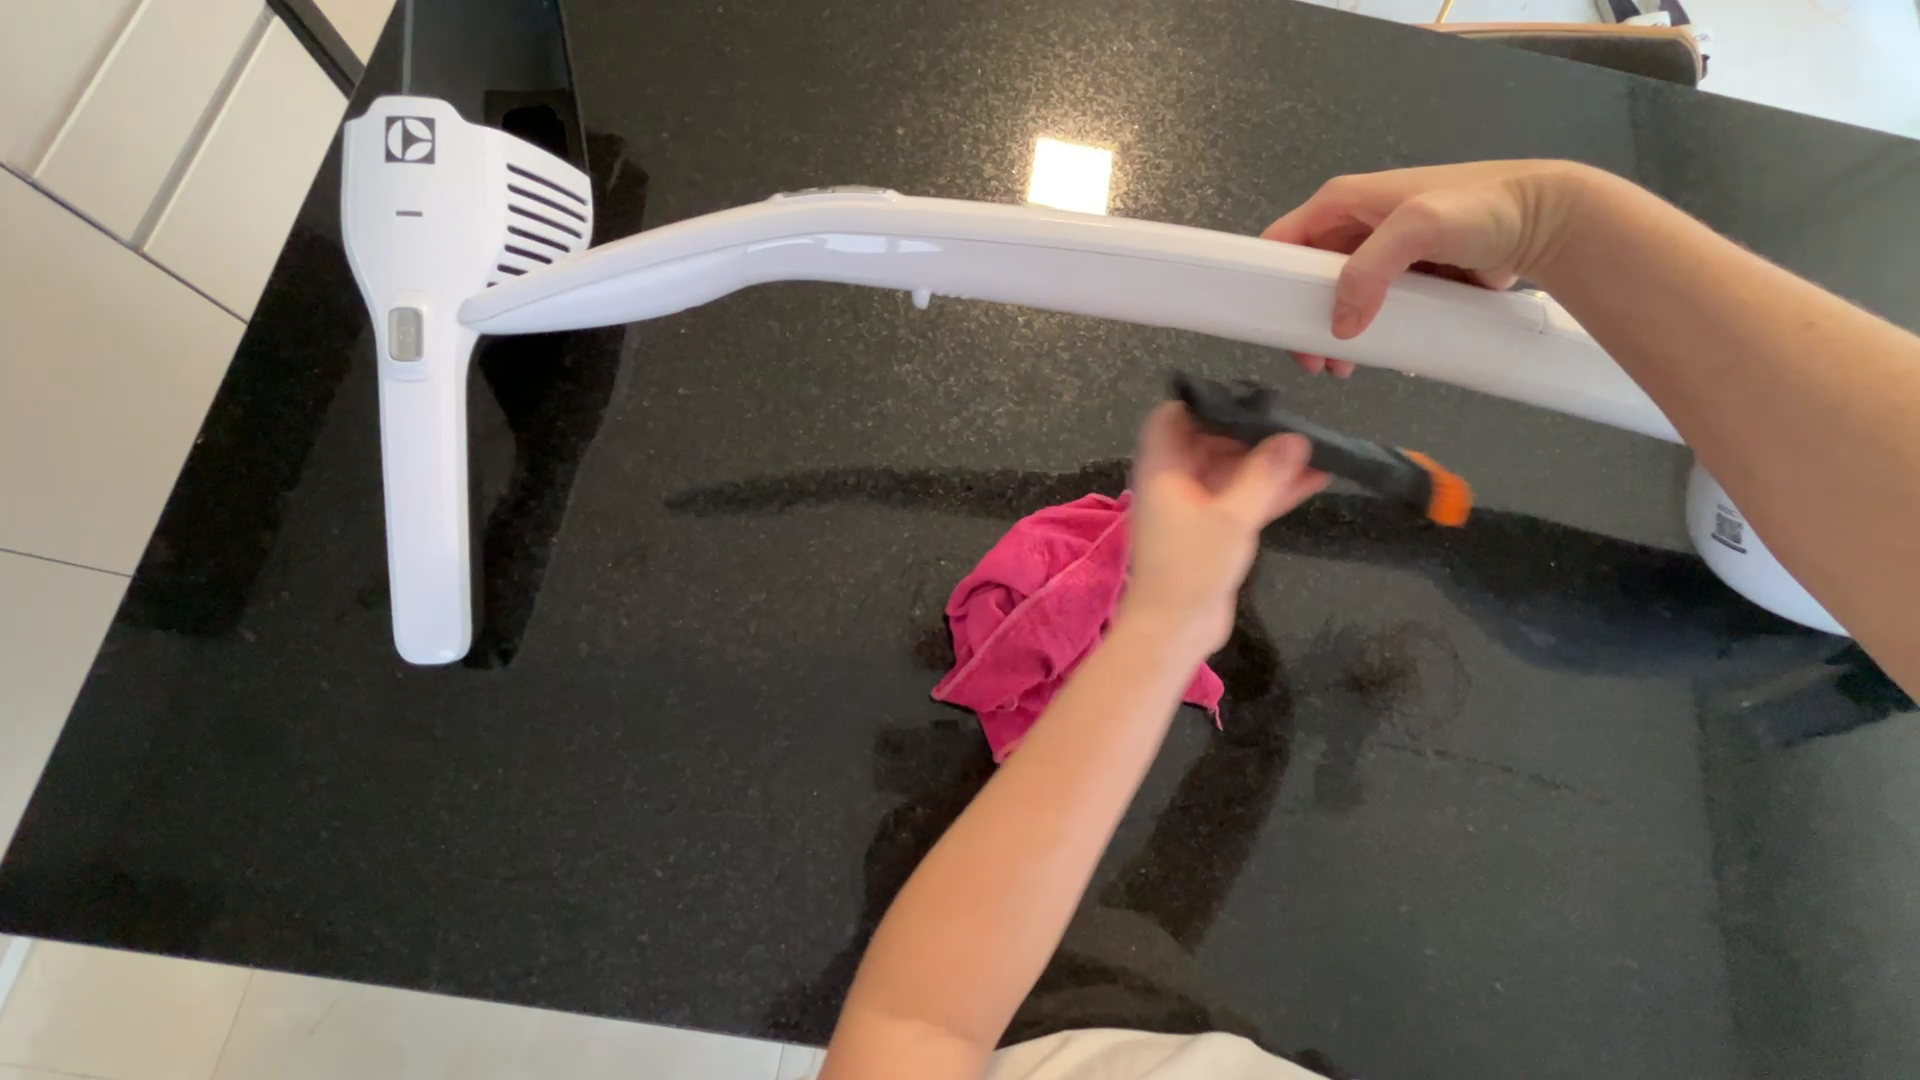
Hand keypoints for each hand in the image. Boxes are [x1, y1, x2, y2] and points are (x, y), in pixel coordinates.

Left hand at [1121, 402, 1327, 654]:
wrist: (1174, 628)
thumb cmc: (1191, 567)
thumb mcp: (1232, 516)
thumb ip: (1265, 475)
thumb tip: (1296, 438)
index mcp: (1163, 469)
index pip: (1171, 418)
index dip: (1202, 404)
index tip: (1245, 399)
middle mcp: (1174, 482)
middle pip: (1209, 442)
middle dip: (1250, 433)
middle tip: (1292, 423)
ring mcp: (1193, 508)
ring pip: (1232, 473)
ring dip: (1268, 463)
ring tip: (1315, 449)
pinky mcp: (1211, 532)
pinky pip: (1242, 500)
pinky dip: (1272, 491)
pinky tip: (1316, 480)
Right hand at [1261, 160, 1595, 376]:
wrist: (1551, 221)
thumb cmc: (1483, 210)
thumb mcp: (1417, 226)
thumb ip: (1369, 270)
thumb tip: (1340, 328)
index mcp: (1343, 202)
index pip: (1281, 241)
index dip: (1268, 281)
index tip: (1271, 323)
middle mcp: (1354, 224)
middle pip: (1305, 278)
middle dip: (1301, 320)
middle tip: (1312, 359)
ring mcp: (1380, 252)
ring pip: (1334, 298)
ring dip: (1329, 334)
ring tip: (1339, 368)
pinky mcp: (1404, 276)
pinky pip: (1367, 307)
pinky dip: (1360, 333)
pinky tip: (1366, 356)